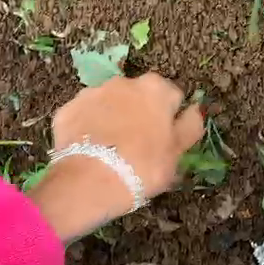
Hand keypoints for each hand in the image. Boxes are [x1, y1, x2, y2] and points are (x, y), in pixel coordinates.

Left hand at [28, 73, 204, 240]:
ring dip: (113, 119)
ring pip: (110, 104)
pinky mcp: (68, 109)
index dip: (170, 120)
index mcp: (155, 88)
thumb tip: (195, 109)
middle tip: (138, 147)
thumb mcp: (177, 153)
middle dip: (140, 114)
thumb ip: (190, 126)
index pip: (172, 97)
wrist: (89, 182)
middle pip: (139, 97)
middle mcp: (124, 82)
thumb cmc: (142, 167)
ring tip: (111, 151)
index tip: (164, 141)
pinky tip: (90, 152)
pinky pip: (84, 116)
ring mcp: (92, 93)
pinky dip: (88, 129)